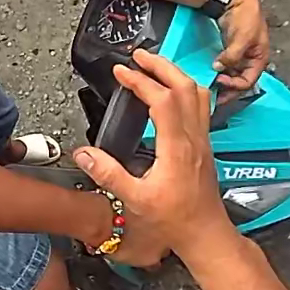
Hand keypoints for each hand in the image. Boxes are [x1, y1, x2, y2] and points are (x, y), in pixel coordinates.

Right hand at [74, 49, 234, 262]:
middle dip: (161, 66)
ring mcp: (202, 140)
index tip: (122, 72)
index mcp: (177, 148)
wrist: (205, 233)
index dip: (141, 81)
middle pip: (185, 87)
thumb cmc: (174, 220)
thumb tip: (83, 154)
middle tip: (138, 56)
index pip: (163, 100)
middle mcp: (194, 138)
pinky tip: (172, 91)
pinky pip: (200, 105)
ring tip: (154, 66)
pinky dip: (184, 88)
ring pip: (197, 93)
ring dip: (175, 74)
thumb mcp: (135, 200)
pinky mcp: (204, 144)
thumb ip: (108, 174)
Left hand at [213, 0, 269, 100]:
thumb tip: (219, 68)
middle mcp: (250, 61)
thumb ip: (232, 55)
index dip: (234, 86)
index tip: (220, 83)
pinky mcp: (230, 52)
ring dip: (222, 82)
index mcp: (259, 59)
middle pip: (239, 82)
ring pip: (232, 76)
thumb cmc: (246, 16)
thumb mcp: (242, 37)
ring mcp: (240, 57)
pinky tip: (209, 76)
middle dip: (227, 90)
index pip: (248, 82)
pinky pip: (225, 68)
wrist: (236, 0)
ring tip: (209, 88)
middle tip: (213, 97)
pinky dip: (218, 73)